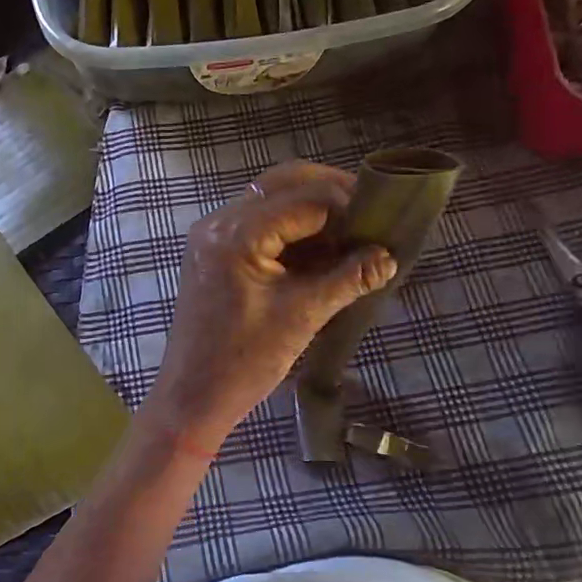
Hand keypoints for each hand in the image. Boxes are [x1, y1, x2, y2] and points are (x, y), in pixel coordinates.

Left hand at [144, 162, 396, 448]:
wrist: (192, 398)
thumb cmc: (243, 363)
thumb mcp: (302, 317)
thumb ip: (348, 279)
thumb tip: (389, 255)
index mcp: (236, 235)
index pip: (304, 199)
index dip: (347, 205)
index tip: (381, 220)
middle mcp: (218, 223)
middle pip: (283, 184)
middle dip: (329, 194)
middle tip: (368, 214)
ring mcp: (211, 237)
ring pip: (270, 201)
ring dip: (311, 212)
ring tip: (350, 234)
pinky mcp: (213, 254)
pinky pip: (257, 226)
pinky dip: (290, 231)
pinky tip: (320, 251)